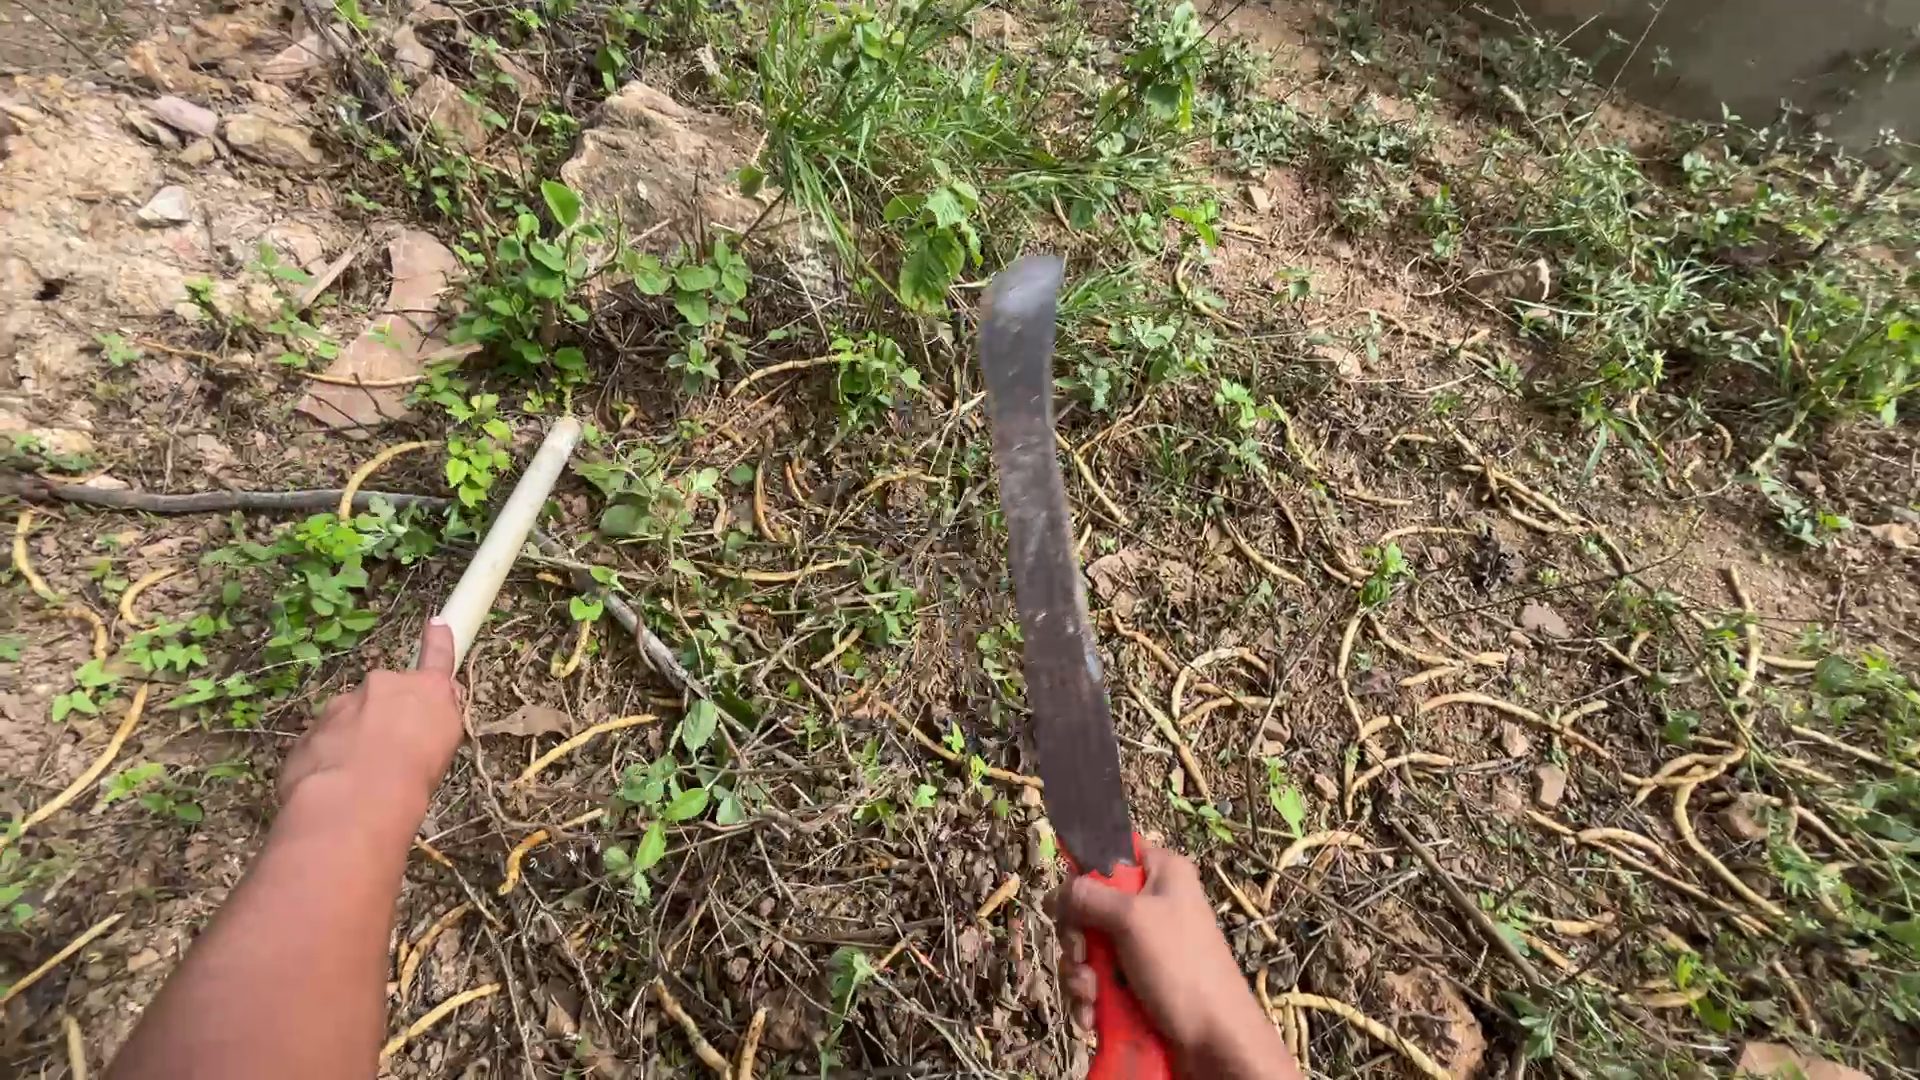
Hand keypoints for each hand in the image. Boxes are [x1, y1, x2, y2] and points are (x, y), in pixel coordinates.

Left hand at [278, 618, 463, 807]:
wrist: (355, 798)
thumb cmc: (416, 769)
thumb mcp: (446, 740)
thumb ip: (438, 714)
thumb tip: (432, 704)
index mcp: (424, 687)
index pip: (437, 656)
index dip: (439, 639)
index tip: (436, 622)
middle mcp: (381, 686)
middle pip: (385, 693)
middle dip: (386, 712)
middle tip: (391, 747)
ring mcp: (339, 707)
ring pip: (350, 717)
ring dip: (355, 736)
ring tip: (361, 773)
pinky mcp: (306, 733)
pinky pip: (323, 741)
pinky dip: (330, 757)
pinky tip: (337, 783)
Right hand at [1053, 842, 1294, 1078]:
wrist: (1217, 1047)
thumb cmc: (1181, 967)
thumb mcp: (1133, 919)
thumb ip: (1089, 896)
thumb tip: (1059, 889)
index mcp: (1161, 872)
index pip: (1112, 850)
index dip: (1086, 869)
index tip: (1070, 896)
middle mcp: (1152, 902)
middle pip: (1092, 903)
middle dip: (1078, 936)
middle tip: (1082, 956)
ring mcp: (1144, 945)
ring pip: (1091, 945)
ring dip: (1081, 973)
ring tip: (1090, 996)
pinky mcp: (1136, 982)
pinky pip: (1098, 978)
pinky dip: (1090, 996)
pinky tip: (1092, 1014)